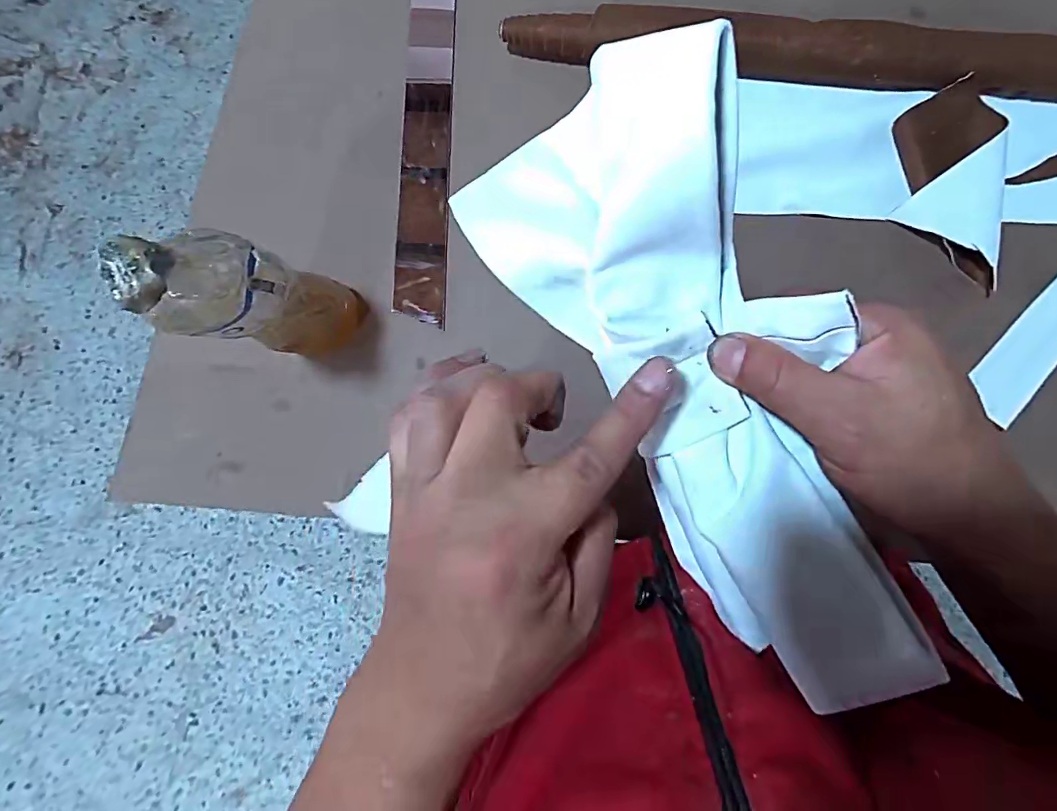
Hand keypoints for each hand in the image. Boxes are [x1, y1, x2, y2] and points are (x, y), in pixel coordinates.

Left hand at [295, 350, 675, 808]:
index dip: (630, 411)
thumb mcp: (580, 616)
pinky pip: (406, 416)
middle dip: (538, 386)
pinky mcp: (398, 487)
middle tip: (552, 415)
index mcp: (522, 532)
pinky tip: (460, 391)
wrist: (421, 684)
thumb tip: (595, 480)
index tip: (658, 372)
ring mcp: (423, 486)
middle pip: (498, 397)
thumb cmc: (507, 658)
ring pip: (445, 394)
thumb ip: (598, 536)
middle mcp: (467, 494)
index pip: (588, 457)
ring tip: (509, 396)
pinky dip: (436, 388)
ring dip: (485, 379)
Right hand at [708, 304, 1046, 550]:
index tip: (715, 360)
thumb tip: (719, 344)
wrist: (976, 534)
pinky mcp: (877, 414)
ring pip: (810, 378)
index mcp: (881, 326)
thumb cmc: (915, 464)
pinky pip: (823, 402)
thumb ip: (777, 377)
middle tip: (721, 393)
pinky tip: (774, 430)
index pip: (799, 314)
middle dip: (765, 372)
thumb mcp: (836, 415)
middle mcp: (881, 345)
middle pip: (802, 347)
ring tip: (741, 413)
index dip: (755, 335)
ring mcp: (881, 381)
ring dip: (780, 398)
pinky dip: (798, 416)